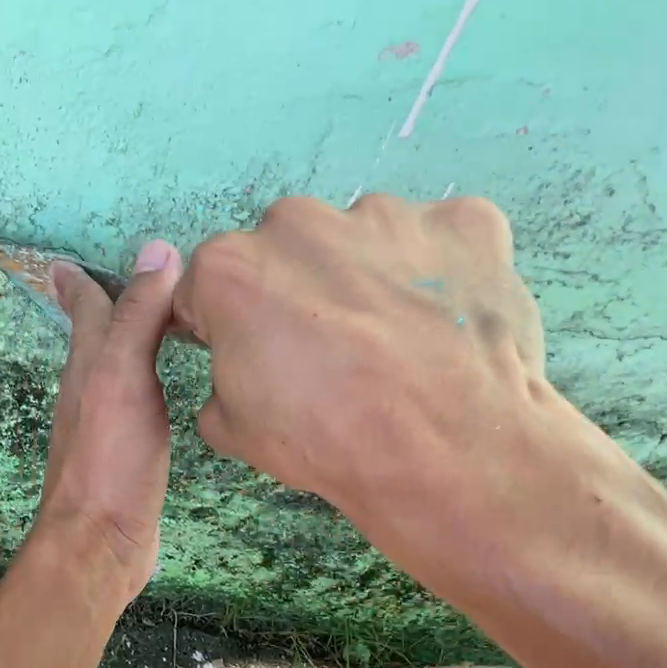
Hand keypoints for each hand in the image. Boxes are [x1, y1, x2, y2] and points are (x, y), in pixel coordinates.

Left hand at [33, 239, 182, 604]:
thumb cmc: (109, 459)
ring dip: (119, 342)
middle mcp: (89, 390)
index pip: (86, 311)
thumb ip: (138, 318)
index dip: (80, 283)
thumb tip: (156, 250)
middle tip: (99, 283)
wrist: (98, 541)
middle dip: (96, 307)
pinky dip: (139, 382)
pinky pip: (131, 402)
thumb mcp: (122, 378)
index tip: (64, 261)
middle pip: (93, 338)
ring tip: (134, 325)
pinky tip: (150, 390)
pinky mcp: (122, 454)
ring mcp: (103, 424)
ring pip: (109, 369)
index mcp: (88, 367)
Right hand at [173, 194, 548, 530]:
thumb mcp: (227, 427)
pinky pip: (433, 239)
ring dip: (358, 276)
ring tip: (386, 338)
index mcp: (227, 267)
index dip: (220, 324)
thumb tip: (244, 365)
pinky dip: (432, 270)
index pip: (204, 288)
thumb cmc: (320, 437)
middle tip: (317, 348)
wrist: (447, 453)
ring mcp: (384, 214)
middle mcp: (297, 223)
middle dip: (288, 288)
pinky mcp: (463, 221)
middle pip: (278, 252)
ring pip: (353, 239)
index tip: (246, 354)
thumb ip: (219, 374)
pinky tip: (439, 320)